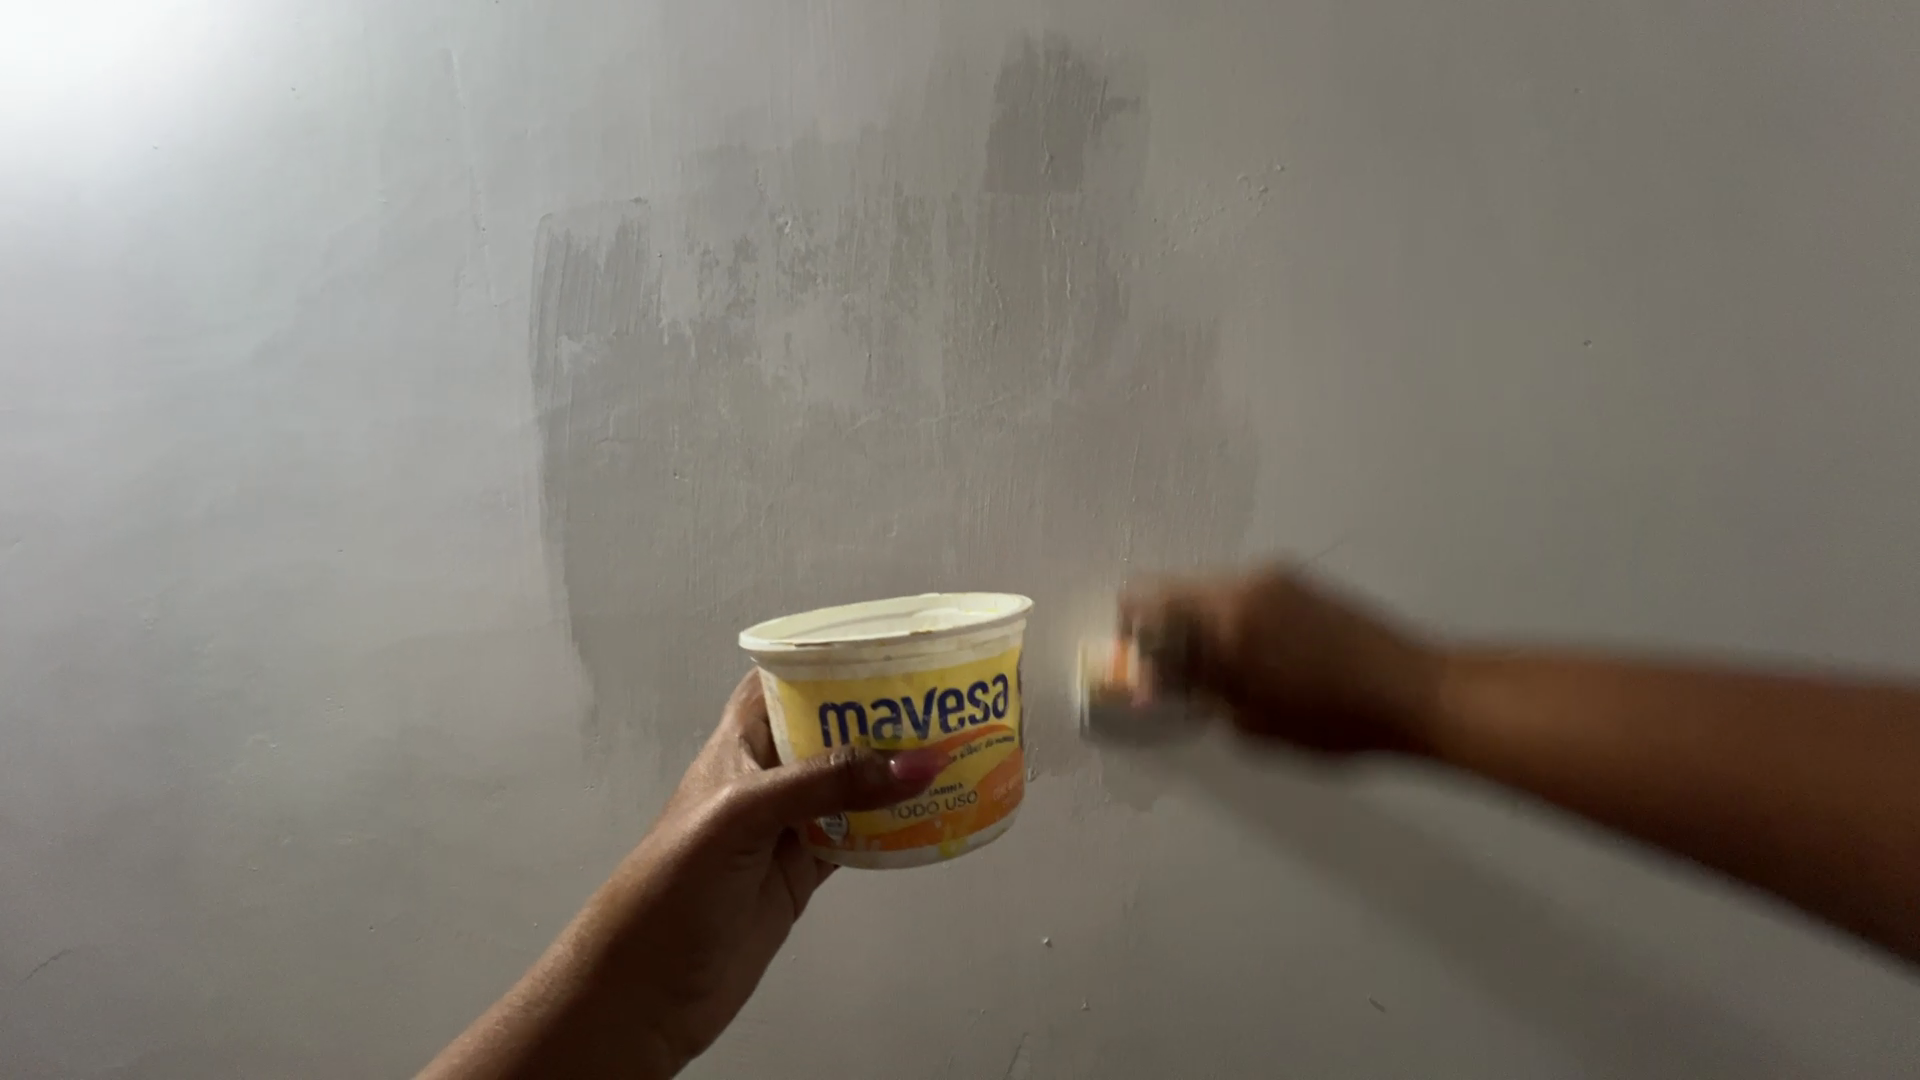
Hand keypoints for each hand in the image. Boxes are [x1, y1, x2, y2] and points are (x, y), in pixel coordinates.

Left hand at [421, 672, 944, 1079]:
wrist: (645, 992)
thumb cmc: (675, 881)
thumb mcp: (747, 811)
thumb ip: (829, 783)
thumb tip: (921, 762)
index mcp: (743, 739)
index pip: (787, 679)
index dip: (830, 659)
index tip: (886, 648)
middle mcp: (770, 771)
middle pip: (833, 727)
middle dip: (879, 714)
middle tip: (940, 699)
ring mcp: (791, 821)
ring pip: (852, 781)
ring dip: (893, 770)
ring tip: (951, 749)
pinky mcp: (807, 866)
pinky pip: (862, 833)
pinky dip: (895, 824)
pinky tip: (932, 812)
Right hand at [1118, 562, 1443, 754]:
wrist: (1419, 692)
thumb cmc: (1334, 720)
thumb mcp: (1253, 721)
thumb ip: (1198, 693)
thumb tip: (1158, 682)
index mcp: (1226, 619)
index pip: (1147, 607)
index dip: (1132, 637)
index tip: (1136, 665)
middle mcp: (1242, 584)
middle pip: (1171, 591)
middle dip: (1160, 629)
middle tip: (1169, 670)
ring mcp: (1272, 577)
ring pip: (1205, 591)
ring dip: (1195, 624)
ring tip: (1216, 668)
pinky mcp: (1296, 579)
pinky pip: (1239, 593)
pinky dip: (1227, 618)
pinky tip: (1252, 654)